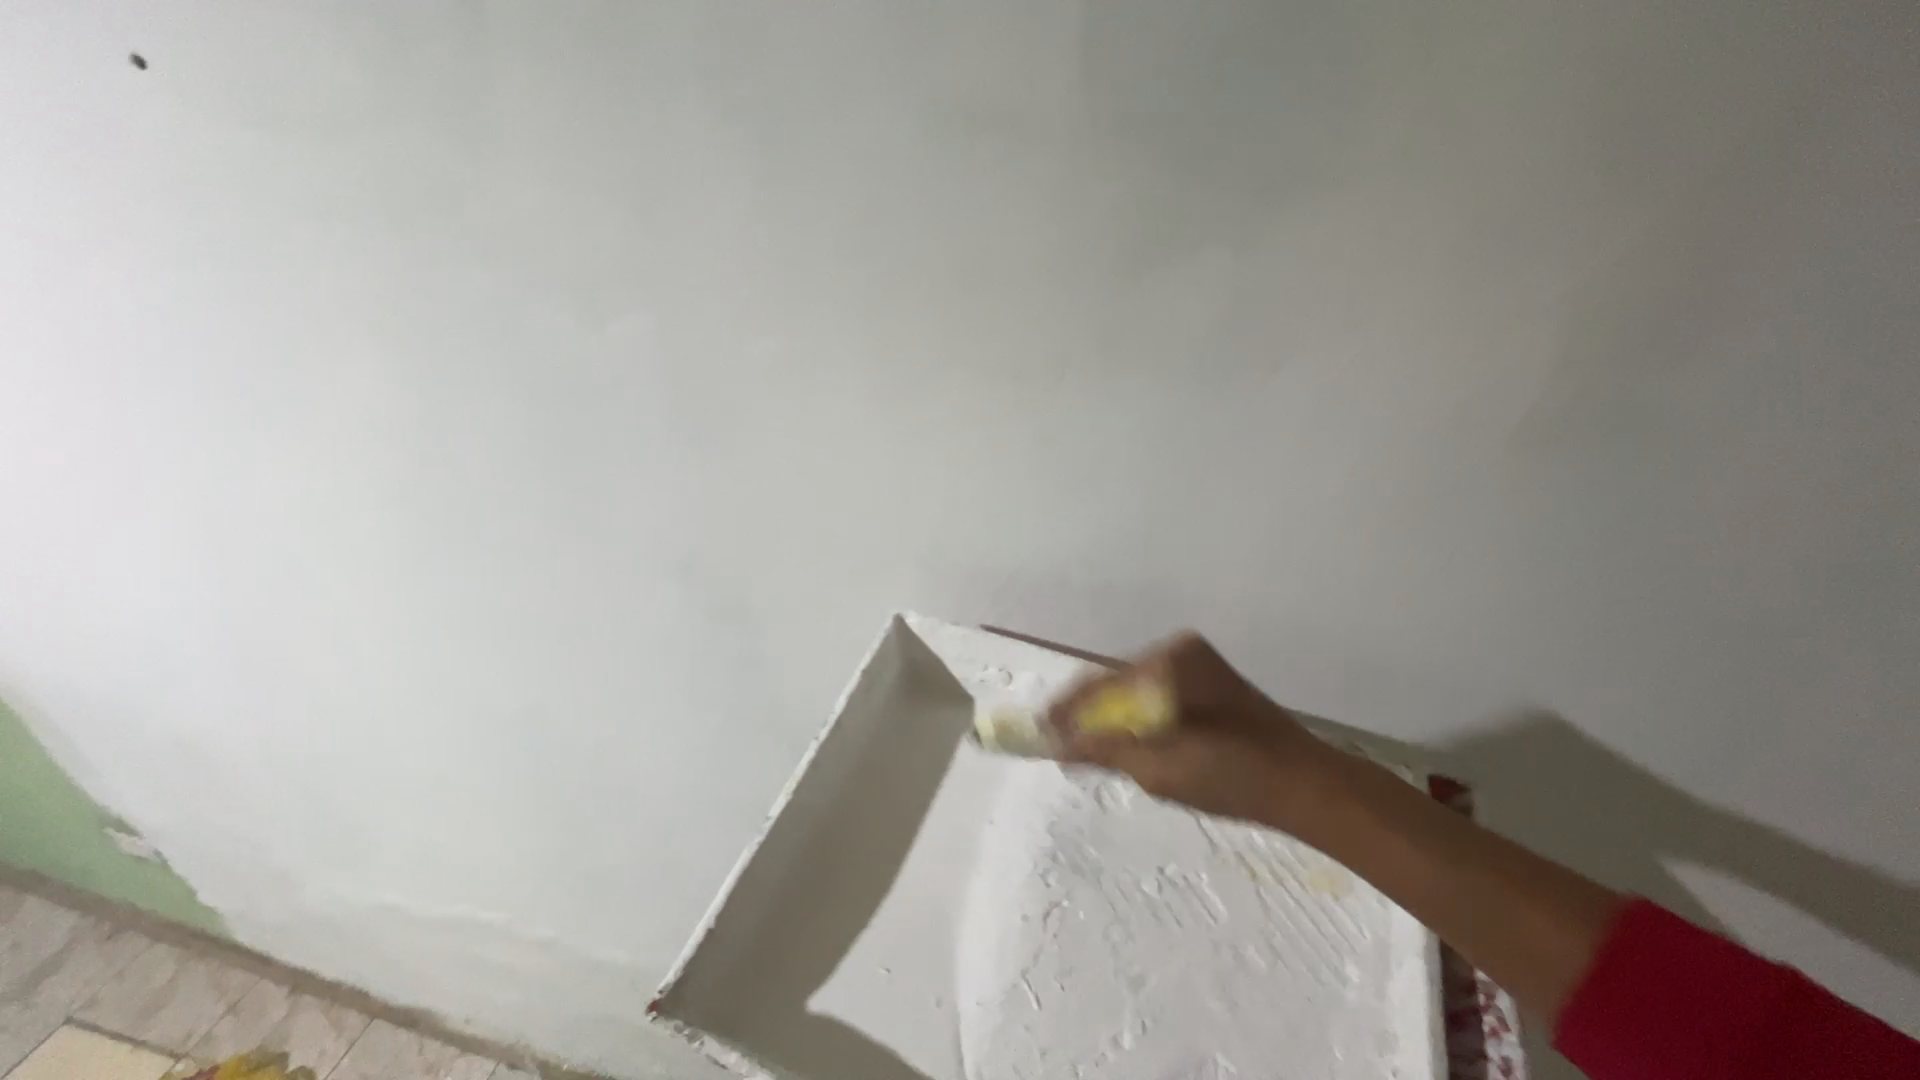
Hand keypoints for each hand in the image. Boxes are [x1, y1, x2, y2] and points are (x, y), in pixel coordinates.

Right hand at [1048, 632, 1338, 827]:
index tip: (1039, 735)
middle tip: (1064, 748)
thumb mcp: (1158, 768)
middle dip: (1089, 716)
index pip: (1099, 684)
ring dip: (1115, 720)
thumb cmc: (1232, 776)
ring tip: (1091, 752)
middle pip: (1116, 683)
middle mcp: (1181, 651)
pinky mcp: (1214, 683)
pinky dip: (1142, 719)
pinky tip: (1133, 745)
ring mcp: (1200, 665)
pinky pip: (1161, 696)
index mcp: (1168, 662)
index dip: (1066, 711)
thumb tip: (1053, 744)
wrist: (1308, 786)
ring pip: (1138, 691)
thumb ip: (1101, 750)